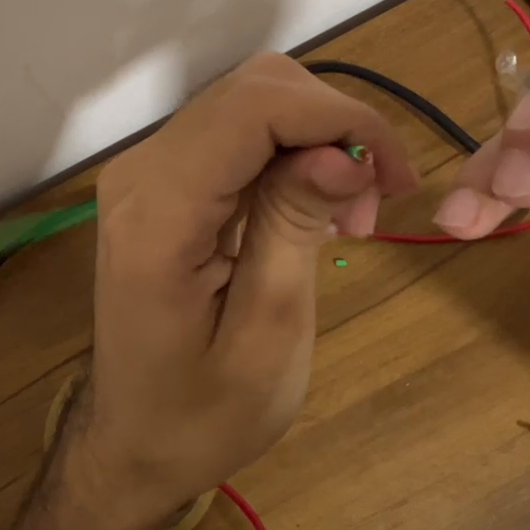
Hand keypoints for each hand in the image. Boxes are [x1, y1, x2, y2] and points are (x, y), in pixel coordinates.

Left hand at [68, 52, 417, 529]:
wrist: (132, 438)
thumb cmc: (202, 413)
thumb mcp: (267, 334)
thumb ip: (294, 227)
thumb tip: (345, 149)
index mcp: (157, 213)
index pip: (251, 108)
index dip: (339, 118)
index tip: (396, 177)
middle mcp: (138, 172)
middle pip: (250, 91)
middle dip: (332, 124)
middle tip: (375, 202)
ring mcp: (141, 172)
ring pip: (244, 102)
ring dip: (313, 136)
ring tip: (348, 213)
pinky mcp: (155, 180)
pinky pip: (230, 134)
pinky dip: (285, 151)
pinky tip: (311, 206)